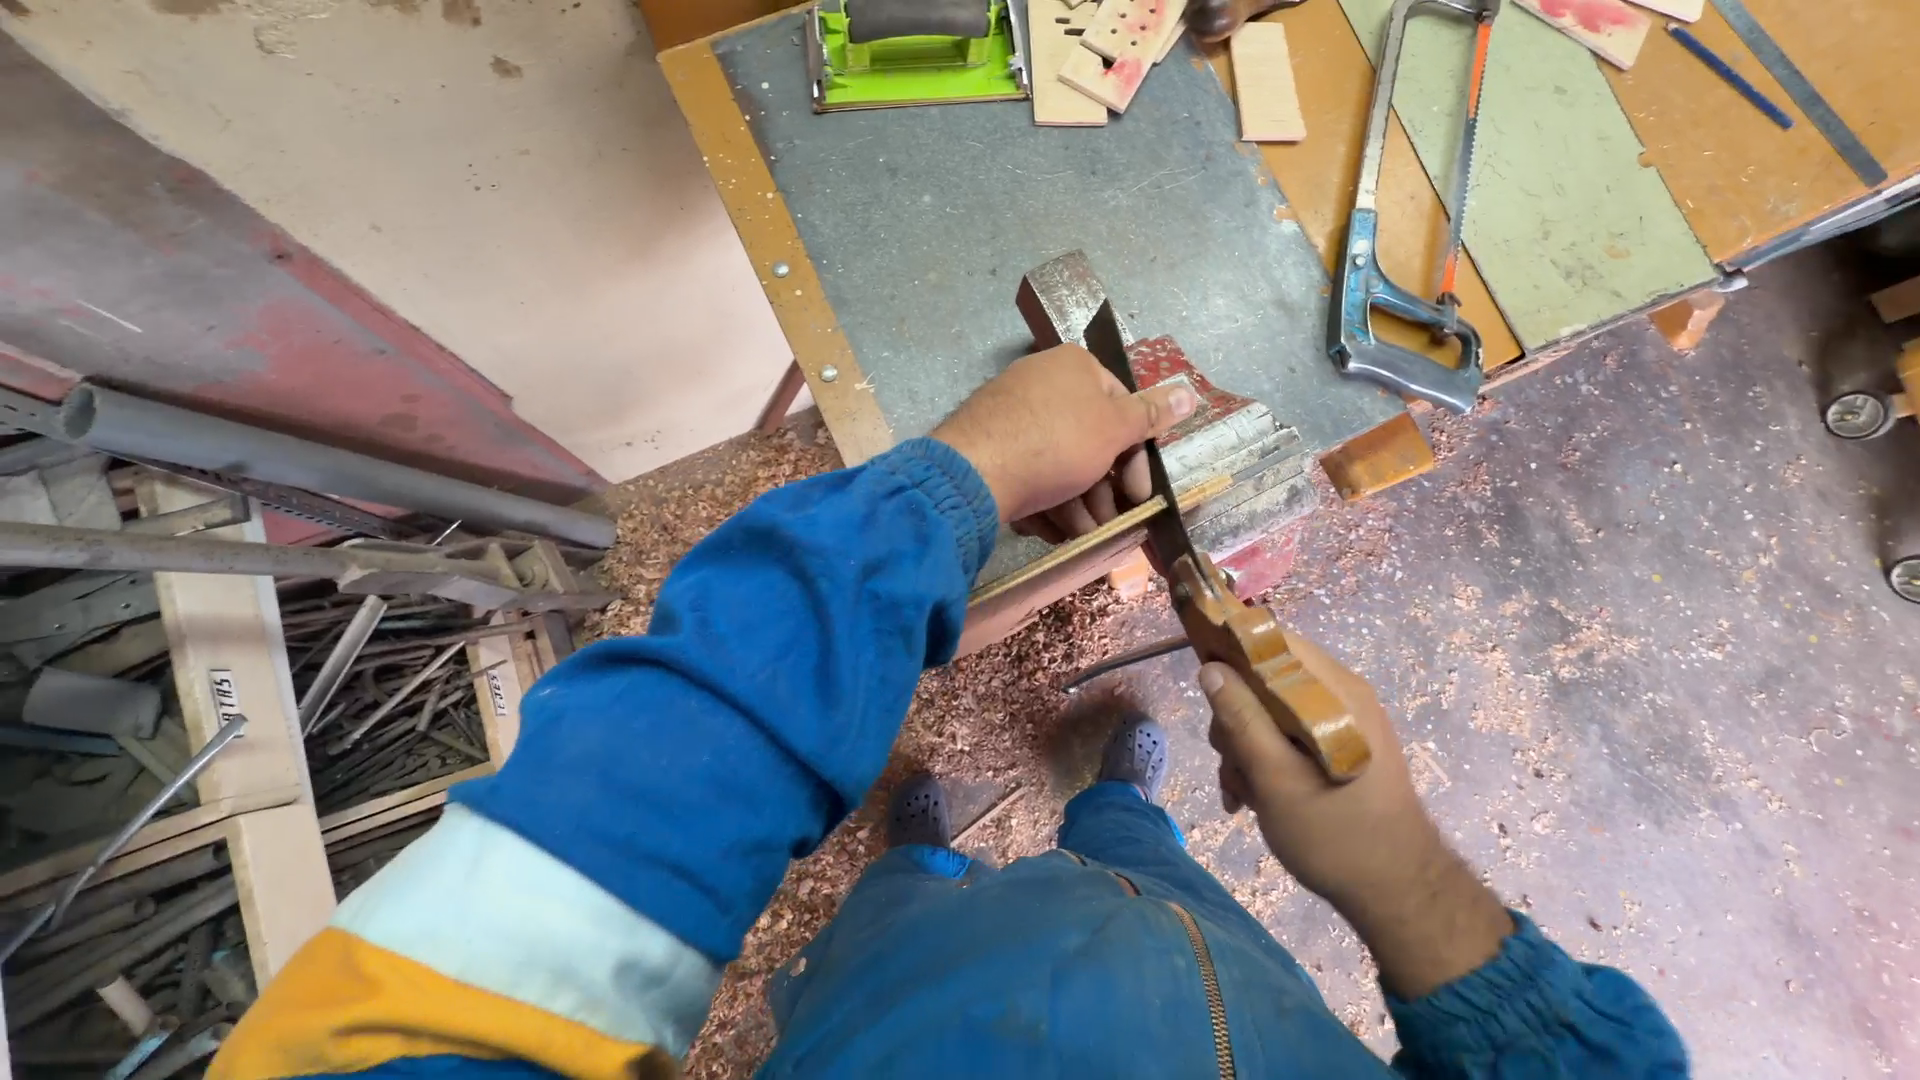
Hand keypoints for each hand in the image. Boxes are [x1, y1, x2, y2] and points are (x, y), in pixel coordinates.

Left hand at [931, 345, 1195, 530]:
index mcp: (1073, 367)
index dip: (1135, 456)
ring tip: (1077, 535)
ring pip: (1057, 464)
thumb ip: (1151, 415)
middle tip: (1108, 525)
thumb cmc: (1056, 443)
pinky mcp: (988, 448)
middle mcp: (1040, 384)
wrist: (975, 472)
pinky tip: (1047, 529)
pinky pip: (1026, 474)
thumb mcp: (1114, 428)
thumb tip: (1189, 392)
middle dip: (1102, 491)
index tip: (1139, 496)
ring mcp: (1009, 416)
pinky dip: (1041, 503)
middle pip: (1087, 442)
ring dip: (1075, 505)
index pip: (1120, 408)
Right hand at [1199, 651, 1512, 998]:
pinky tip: (1253, 797)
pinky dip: (1263, 759)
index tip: (1204, 682)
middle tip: (1231, 761)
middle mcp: (1341, 695)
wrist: (1398, 894)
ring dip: (1244, 745)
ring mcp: (1341, 722)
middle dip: (1235, 716)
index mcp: (1335, 691)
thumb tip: (1210, 668)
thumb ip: (1241, 718)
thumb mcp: (1275, 776)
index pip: (1273, 640)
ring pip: (1269, 710)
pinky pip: (1286, 734)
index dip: (1231, 650)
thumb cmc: (1335, 833)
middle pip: (1265, 677)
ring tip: (1242, 790)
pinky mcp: (1337, 747)